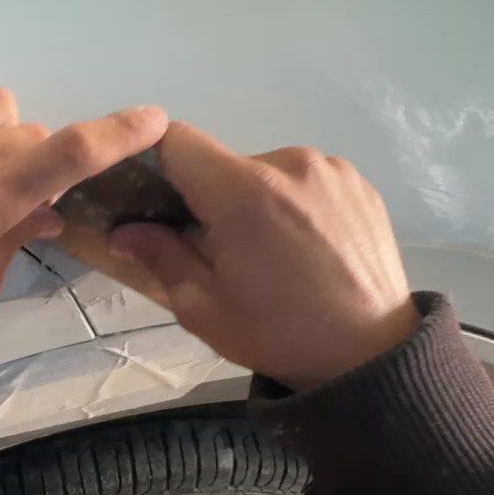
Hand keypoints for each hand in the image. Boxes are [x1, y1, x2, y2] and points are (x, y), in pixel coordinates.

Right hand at [108, 124, 417, 390]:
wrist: (370, 353)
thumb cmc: (275, 333)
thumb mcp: (200, 306)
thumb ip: (159, 256)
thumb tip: (122, 231)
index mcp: (243, 193)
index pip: (177, 141)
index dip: (153, 162)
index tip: (148, 197)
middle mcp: (288, 163)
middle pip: (220, 161)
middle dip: (204, 196)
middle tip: (210, 247)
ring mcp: (329, 169)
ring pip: (261, 170)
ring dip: (249, 200)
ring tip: (262, 251)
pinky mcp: (357, 182)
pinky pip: (300, 180)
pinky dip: (286, 203)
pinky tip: (298, 246)